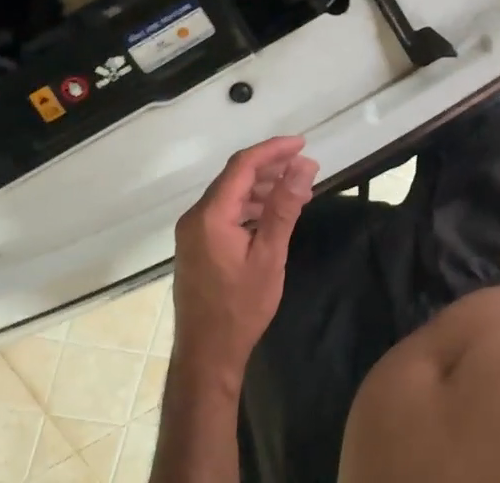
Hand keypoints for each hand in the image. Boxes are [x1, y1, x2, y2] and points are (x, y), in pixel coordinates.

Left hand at [171, 136, 317, 378]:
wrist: (207, 355)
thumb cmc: (240, 308)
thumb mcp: (269, 256)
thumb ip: (285, 207)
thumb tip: (303, 166)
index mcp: (210, 215)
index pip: (243, 166)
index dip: (273, 150)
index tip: (303, 144)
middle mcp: (195, 217)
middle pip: (235, 176)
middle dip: (271, 167)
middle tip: (306, 168)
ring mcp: (193, 232)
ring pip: (231, 194)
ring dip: (263, 187)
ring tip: (297, 191)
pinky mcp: (197, 245)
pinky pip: (225, 211)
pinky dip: (251, 206)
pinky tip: (273, 214)